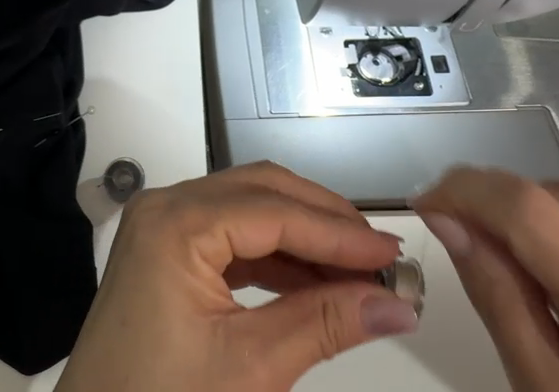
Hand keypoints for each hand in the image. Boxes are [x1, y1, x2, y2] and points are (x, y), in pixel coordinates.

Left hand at [57, 162, 420, 391]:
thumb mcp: (249, 367)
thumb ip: (324, 324)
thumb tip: (395, 304)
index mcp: (176, 224)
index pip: (275, 210)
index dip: (339, 231)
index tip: (392, 254)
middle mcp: (166, 206)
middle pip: (263, 191)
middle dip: (325, 222)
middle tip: (380, 258)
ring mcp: (163, 224)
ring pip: (250, 208)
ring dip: (304, 237)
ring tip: (358, 272)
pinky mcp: (166, 248)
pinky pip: (232, 234)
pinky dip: (276, 254)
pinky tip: (315, 280)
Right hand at [414, 168, 558, 391]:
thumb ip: (499, 301)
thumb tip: (448, 218)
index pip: (524, 208)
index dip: (461, 193)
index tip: (423, 207)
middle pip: (532, 197)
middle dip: (487, 217)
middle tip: (477, 273)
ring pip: (549, 194)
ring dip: (518, 223)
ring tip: (529, 286)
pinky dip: (550, 225)